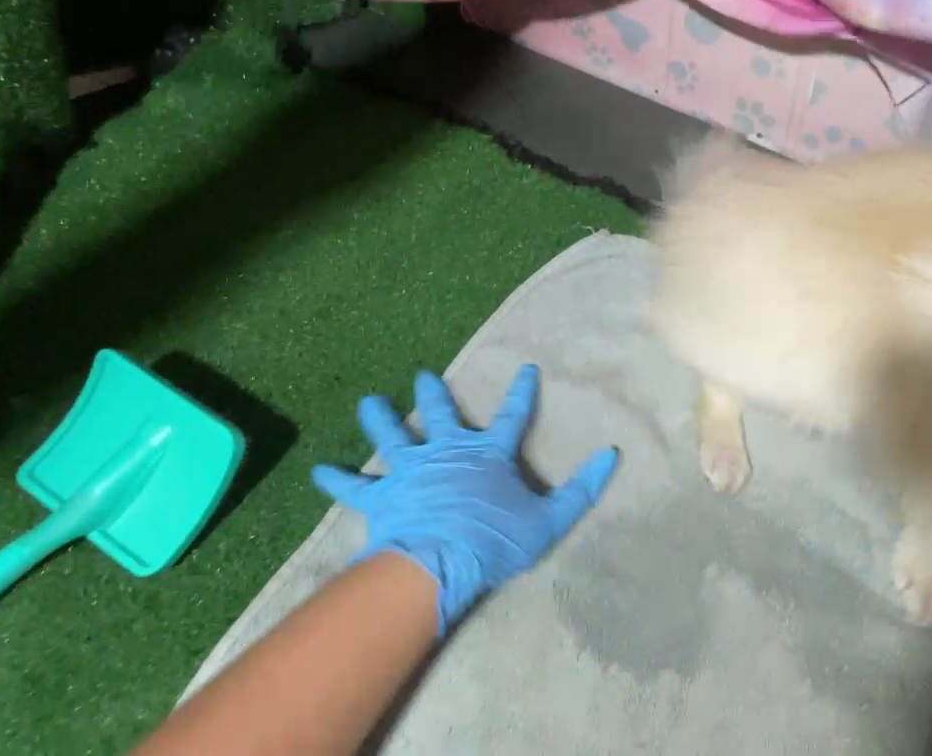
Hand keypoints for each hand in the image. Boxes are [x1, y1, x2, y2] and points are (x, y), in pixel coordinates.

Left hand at [313, 367, 618, 631]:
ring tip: (369, 402)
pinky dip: (338, 479)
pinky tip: (320, 471)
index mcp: (490, 454)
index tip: (526, 368)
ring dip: (381, 418)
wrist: (439, 562)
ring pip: (394, 436)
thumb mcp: (550, 518)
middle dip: (435, 394)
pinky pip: (355, 486)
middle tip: (424, 374)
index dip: (522, 391)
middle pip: (441, 414)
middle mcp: (449, 451)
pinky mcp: (382, 496)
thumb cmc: (496, 539)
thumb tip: (611, 456)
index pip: (514, 415)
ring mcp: (412, 470)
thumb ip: (582, 488)